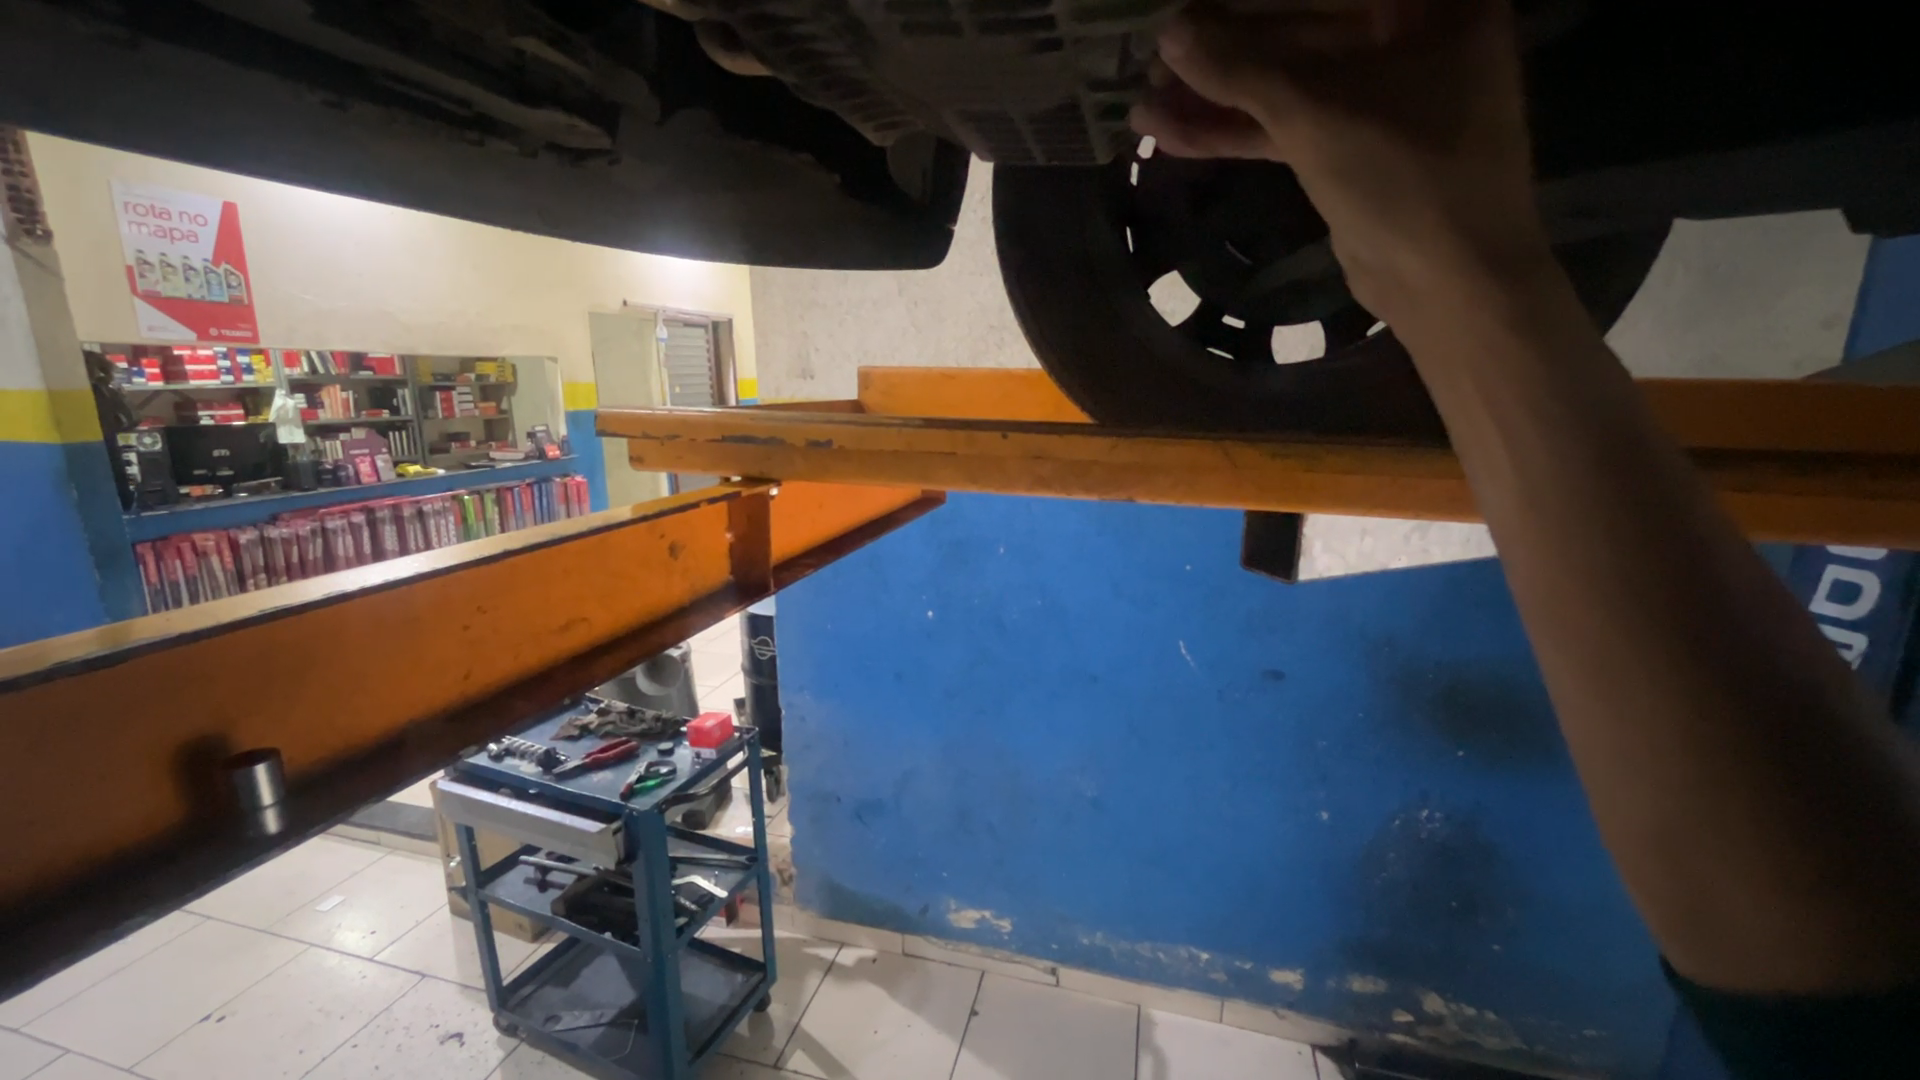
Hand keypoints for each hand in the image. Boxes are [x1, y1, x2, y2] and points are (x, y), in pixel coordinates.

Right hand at [1130, 0, 1556, 332]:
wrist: (1447, 281)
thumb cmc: (1404, 175)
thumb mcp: (1315, 113)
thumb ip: (1239, 70)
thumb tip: (1169, 33)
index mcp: (1427, 0)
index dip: (1245, 3)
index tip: (1183, 12)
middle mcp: (1406, 33)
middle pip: (1297, 27)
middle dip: (1220, 51)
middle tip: (1154, 60)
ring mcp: (1376, 96)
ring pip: (1283, 84)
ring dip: (1214, 99)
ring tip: (1145, 107)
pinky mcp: (1349, 148)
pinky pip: (1284, 127)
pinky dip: (1234, 133)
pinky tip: (1173, 137)